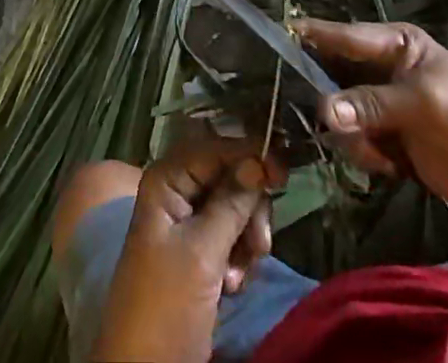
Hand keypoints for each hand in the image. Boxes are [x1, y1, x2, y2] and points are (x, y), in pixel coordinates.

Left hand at [90, 137, 283, 362]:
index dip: (248, 154)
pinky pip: (234, 237)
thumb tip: (258, 159)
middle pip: (230, 177)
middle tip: (255, 245)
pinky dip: (240, 259)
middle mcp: (176, 191)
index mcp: (165, 178)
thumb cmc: (166, 301)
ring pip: (238, 209)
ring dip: (246, 241)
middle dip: (249, 211)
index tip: (282, 172)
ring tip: (234, 276)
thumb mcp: (202, 251)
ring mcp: (188, 221)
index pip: (213, 148)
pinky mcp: (201, 250)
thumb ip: (231, 203)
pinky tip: (231, 285)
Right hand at [292, 19, 447, 221]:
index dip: (302, 37)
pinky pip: (350, 138)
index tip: (263, 41)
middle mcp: (381, 68)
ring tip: (379, 155)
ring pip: (334, 111)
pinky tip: (389, 166)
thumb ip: (368, 103)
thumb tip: (320, 110)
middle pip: (328, 73)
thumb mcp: (424, 106)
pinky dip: (363, 154)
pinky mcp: (384, 137)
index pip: (338, 35)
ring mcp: (381, 104)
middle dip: (323, 99)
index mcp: (394, 44)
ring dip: (350, 136)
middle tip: (322, 120)